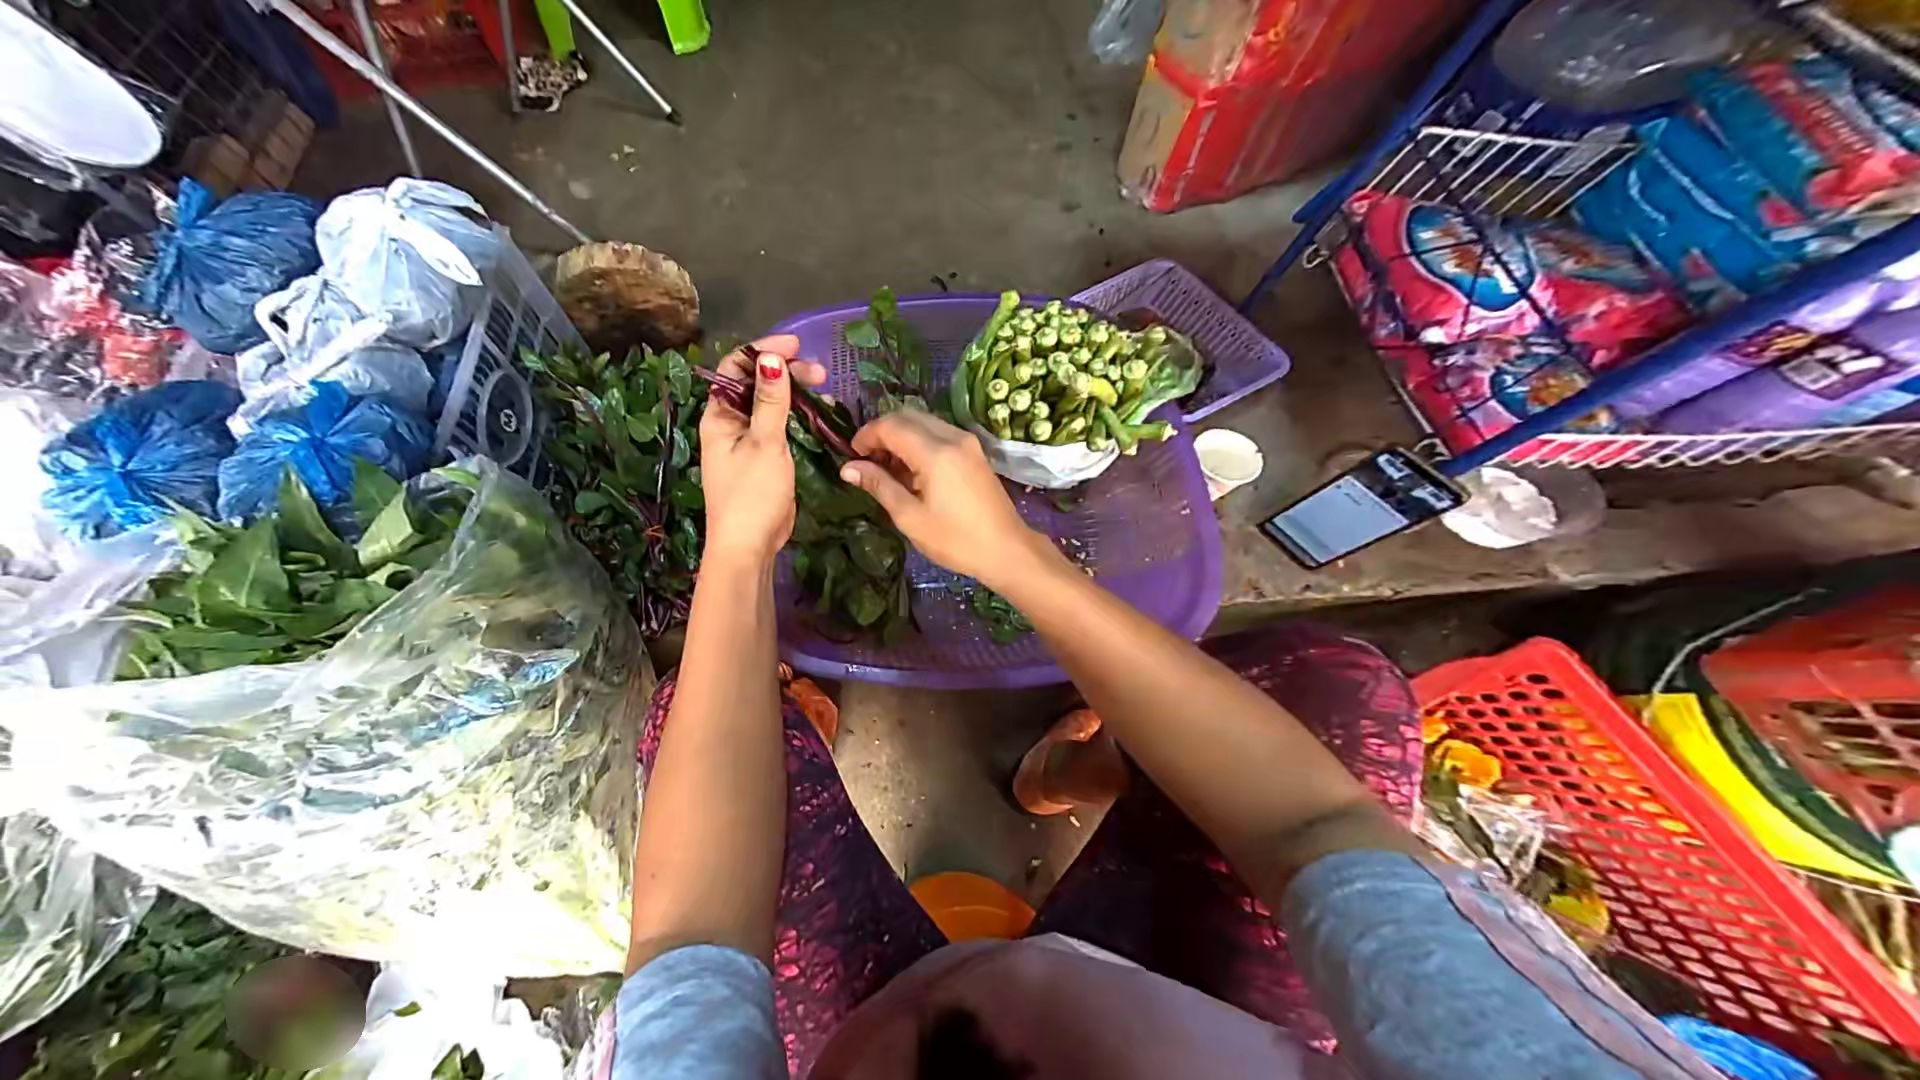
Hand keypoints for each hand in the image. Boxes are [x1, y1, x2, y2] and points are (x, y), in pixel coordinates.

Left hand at [698, 335, 826, 566]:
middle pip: (756, 384)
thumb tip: (772, 358)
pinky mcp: (765, 458)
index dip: (764, 351)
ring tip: (825, 389)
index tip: (796, 345)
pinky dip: (798, 416)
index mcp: (720, 415)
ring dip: (795, 393)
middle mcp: (730, 423)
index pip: (736, 367)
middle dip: (785, 372)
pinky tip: (820, 414)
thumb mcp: (764, 443)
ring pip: (771, 405)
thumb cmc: (752, 493)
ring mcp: (748, 441)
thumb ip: (770, 401)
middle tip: (820, 372)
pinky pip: (780, 426)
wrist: (749, 545)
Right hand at [838, 410, 1056, 590]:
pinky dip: (920, 442)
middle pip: (908, 416)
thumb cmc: (956, 540)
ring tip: (887, 468)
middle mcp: (953, 437)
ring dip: (901, 436)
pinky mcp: (975, 452)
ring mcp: (968, 443)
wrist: (1007, 549)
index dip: (866, 436)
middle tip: (866, 460)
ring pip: (924, 422)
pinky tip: (912, 471)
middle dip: (882, 432)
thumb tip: (849, 468)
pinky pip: (940, 434)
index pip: (891, 425)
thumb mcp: (910, 517)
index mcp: (936, 452)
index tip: (852, 456)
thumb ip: (880, 486)